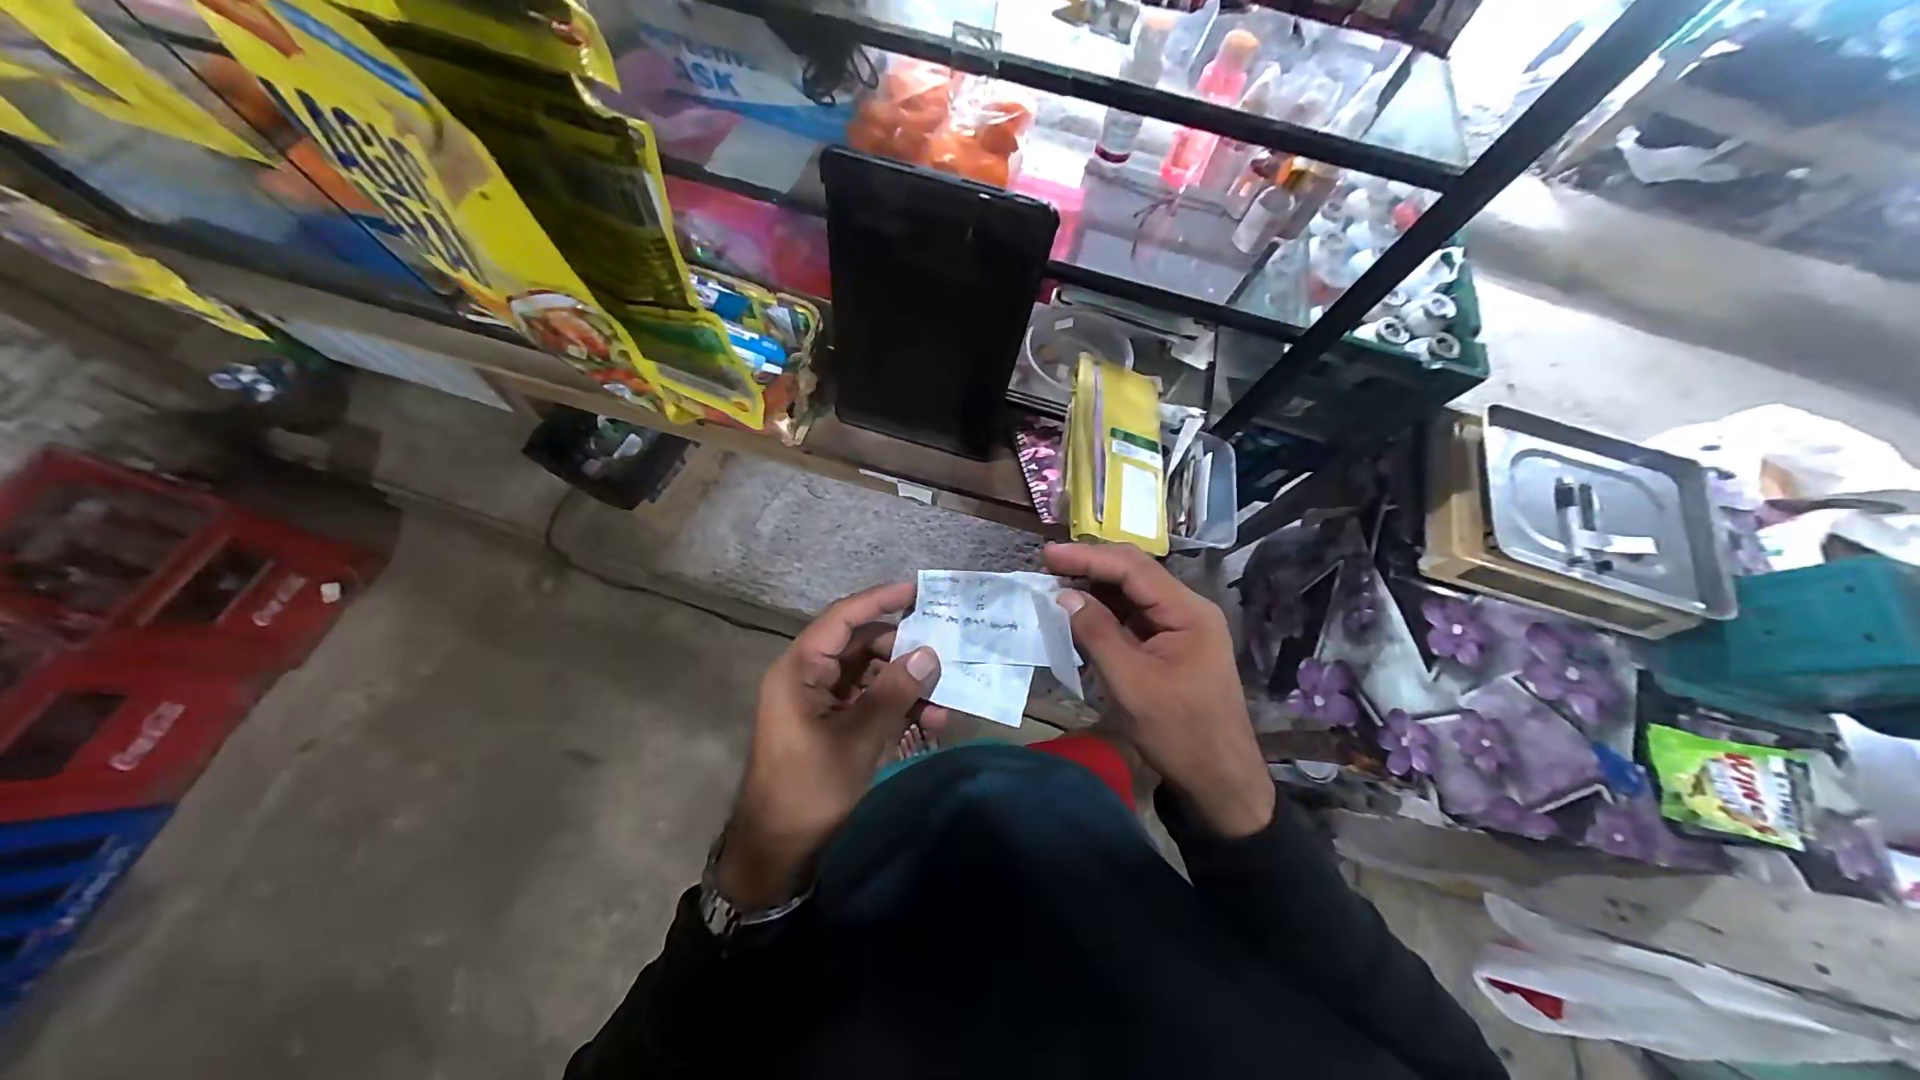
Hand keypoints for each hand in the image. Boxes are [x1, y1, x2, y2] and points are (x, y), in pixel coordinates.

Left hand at [717, 582, 944, 907]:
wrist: (778, 850)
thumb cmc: (808, 790)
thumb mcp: (855, 740)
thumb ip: (892, 693)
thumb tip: (928, 654)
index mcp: (799, 670)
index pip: (842, 619)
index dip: (879, 600)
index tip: (917, 590)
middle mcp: (809, 676)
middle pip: (862, 645)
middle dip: (904, 653)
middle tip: (944, 660)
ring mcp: (822, 700)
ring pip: (871, 674)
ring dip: (907, 685)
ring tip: (942, 705)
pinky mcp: (834, 722)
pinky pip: (870, 700)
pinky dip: (898, 706)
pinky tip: (928, 721)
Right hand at [1044, 543, 1273, 837]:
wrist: (1219, 779)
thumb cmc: (1178, 731)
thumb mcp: (1130, 682)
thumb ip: (1096, 633)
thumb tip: (1064, 596)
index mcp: (1188, 612)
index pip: (1133, 568)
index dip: (1088, 557)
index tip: (1048, 554)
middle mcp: (1188, 610)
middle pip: (1135, 575)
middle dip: (1091, 568)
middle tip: (1048, 568)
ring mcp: (1182, 629)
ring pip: (1132, 597)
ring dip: (1096, 593)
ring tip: (1056, 591)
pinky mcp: (1172, 647)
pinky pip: (1134, 621)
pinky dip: (1106, 618)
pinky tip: (1080, 621)